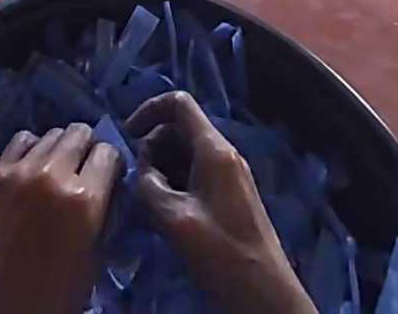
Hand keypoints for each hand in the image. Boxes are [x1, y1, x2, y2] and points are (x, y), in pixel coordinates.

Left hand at [0, 123, 123, 313]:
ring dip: (61, 148)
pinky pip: (22, 139)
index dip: (112, 163)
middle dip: (88, 148)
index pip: (108, 152)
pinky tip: (34, 165)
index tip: (110, 173)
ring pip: (52, 133)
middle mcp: (54, 174)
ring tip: (58, 168)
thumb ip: (105, 213)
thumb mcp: (95, 258)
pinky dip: (33, 147)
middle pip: (80, 132)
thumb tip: (111, 185)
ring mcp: (22, 170)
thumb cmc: (55, 293)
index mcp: (84, 200)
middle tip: (85, 168)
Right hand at [126, 92, 315, 313]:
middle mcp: (222, 153)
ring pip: (185, 152)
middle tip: (140, 181)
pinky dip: (174, 182)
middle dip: (153, 146)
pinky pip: (194, 172)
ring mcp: (228, 174)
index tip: (128, 134)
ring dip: (161, 167)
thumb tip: (142, 172)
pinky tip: (165, 211)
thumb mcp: (175, 219)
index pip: (178, 103)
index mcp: (213, 148)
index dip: (149, 109)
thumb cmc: (223, 254)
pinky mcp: (228, 195)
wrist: (268, 299)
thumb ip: (149, 186)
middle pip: (179, 128)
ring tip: (149, 200)